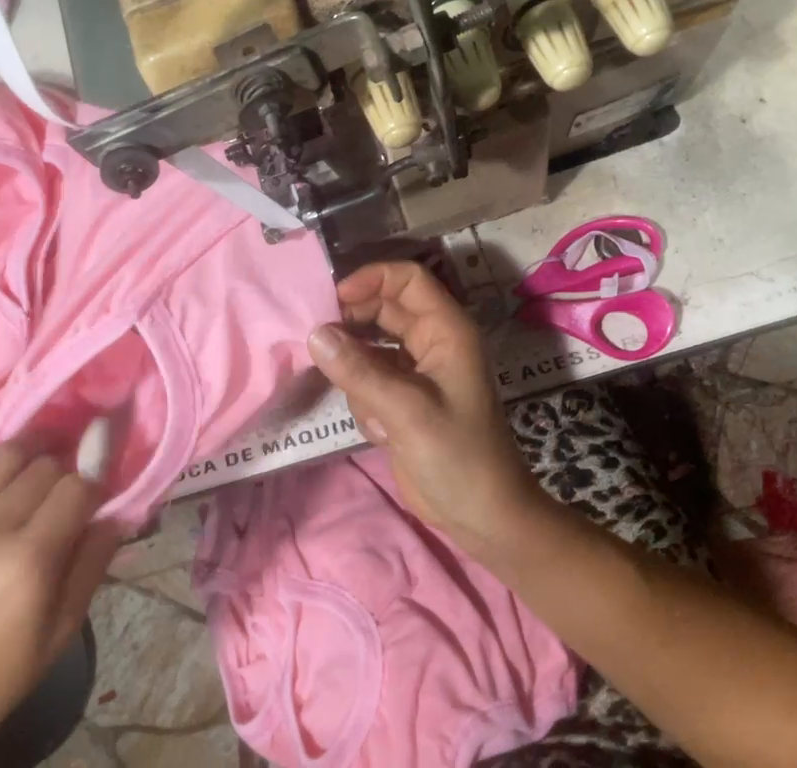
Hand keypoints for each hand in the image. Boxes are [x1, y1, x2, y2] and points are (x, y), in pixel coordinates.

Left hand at [0, 398, 121, 767]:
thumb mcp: (62, 630)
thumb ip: (93, 564)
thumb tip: (119, 511)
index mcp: (30, 561)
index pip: (78, 489)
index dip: (97, 482)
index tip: (106, 481)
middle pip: (43, 469)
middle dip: (67, 470)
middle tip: (75, 482)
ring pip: (0, 457)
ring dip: (30, 447)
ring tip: (47, 448)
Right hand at [307, 262, 552, 562]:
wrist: (481, 515)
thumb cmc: (457, 456)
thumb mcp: (406, 410)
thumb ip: (359, 371)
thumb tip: (315, 333)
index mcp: (447, 331)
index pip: (407, 280)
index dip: (371, 279)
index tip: (332, 299)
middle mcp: (432, 344)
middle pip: (383, 309)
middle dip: (353, 323)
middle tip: (319, 342)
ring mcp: (417, 373)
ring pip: (370, 346)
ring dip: (356, 368)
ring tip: (359, 399)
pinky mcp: (402, 401)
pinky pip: (368, 379)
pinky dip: (363, 396)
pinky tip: (377, 428)